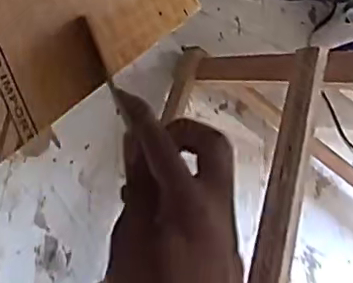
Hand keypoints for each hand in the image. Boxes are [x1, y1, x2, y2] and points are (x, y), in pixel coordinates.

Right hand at [106, 86, 241, 282]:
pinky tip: (153, 214)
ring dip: (181, 164)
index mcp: (191, 206)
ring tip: (140, 181)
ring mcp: (228, 236)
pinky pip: (207, 206)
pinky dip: (183, 193)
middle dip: (182, 130)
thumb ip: (137, 192)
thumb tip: (135, 149)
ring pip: (212, 176)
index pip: (162, 142)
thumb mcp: (128, 245)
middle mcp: (219, 214)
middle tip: (148, 139)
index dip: (140, 114)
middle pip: (212, 146)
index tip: (124, 96)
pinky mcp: (227, 256)